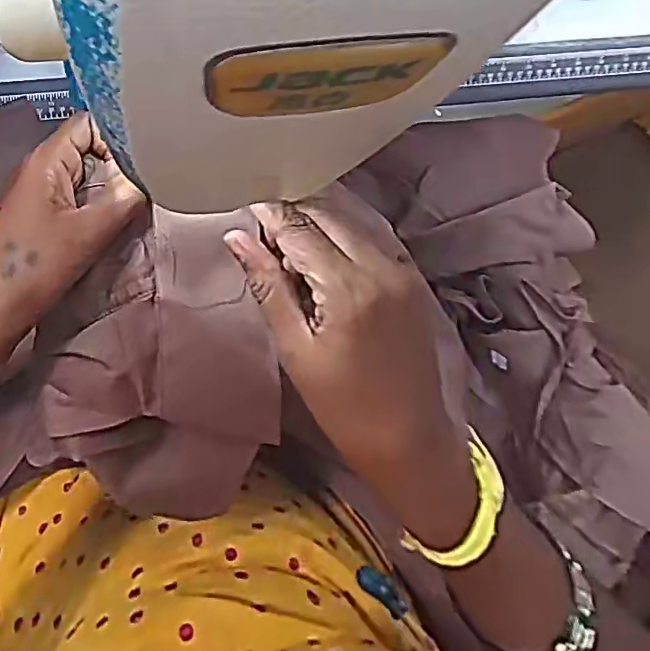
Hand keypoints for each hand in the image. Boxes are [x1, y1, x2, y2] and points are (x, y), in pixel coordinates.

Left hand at [0, 112, 146, 365]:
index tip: (145, 160)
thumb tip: (150, 178)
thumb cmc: (32, 266)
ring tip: (133, 209)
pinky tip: (111, 228)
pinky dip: (97, 210)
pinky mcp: (41, 219)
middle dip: (120, 166)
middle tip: (145, 188)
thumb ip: (125, 198)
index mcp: (46, 160)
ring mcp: (40, 195)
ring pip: (86, 178)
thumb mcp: (89, 230)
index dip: (119, 134)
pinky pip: (77, 201)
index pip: (89, 123)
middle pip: (91, 149)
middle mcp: (41, 169)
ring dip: (110, 192)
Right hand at [224, 186, 477, 544]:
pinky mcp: (413, 279)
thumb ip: (267, 285)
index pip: (298, 229)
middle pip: (326, 215)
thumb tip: (236, 238)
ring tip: (291, 257)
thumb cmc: (344, 405)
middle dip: (291, 216)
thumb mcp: (295, 348)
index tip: (244, 208)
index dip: (268, 215)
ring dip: (316, 226)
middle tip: (264, 238)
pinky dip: (341, 239)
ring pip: (349, 222)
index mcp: (348, 287)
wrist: (412, 441)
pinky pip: (369, 239)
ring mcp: (402, 270)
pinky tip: (324, 265)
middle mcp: (381, 267)